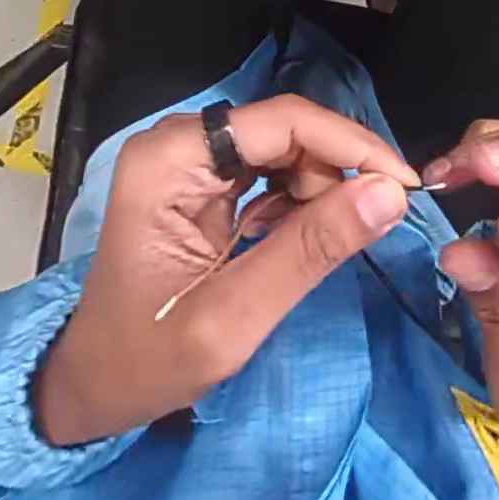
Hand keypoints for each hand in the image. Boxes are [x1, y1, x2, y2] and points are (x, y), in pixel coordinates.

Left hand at [34, 95, 419, 445]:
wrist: (95, 379)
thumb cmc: (149, 358)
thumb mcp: (235, 316)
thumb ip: (311, 249)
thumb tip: (388, 194)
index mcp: (171, 159)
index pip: (281, 120)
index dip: (350, 144)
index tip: (403, 186)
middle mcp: (178, 141)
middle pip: (284, 129)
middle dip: (330, 174)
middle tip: (350, 233)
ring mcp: (187, 156)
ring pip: (282, 146)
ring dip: (315, 189)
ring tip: (309, 245)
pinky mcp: (199, 176)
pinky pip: (267, 168)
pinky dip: (294, 200)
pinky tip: (289, 237)